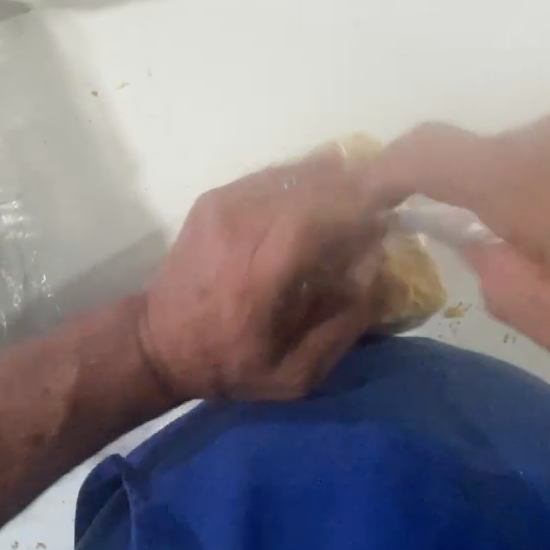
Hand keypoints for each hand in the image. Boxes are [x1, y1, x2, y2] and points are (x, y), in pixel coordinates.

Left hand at [138, 150, 389, 401]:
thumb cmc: (229, 364)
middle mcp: (239, 230)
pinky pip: (273, 175)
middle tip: (388, 198)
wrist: (157, 341)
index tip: (393, 214)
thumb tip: (379, 267)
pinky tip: (329, 182)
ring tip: (365, 187)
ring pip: (294, 175)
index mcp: (257, 277)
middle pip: (309, 190)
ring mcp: (224, 206)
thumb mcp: (294, 374)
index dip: (359, 209)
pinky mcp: (216, 197)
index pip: (316, 220)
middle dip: (355, 188)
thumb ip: (341, 323)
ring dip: (334, 178)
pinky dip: (306, 177)